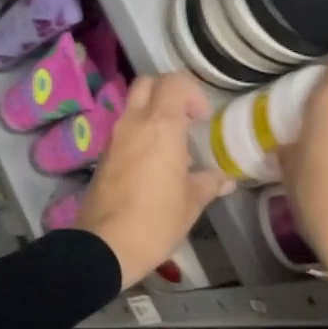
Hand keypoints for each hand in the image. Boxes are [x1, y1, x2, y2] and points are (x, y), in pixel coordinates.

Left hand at [78, 72, 234, 288]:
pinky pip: (123, 131)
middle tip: (186, 120)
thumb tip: (224, 178)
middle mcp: (133, 122)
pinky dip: (139, 134)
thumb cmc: (155, 220)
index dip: (192, 93)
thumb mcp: (191, 203)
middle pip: (147, 84)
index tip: (203, 118)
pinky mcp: (103, 156)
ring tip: (173, 147)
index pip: (174, 83)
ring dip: (153, 114)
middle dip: (168, 93)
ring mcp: (114, 138)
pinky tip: (153, 164)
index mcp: (160, 125)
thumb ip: (208, 183)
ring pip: (133, 107)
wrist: (104, 245)